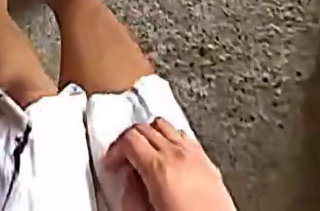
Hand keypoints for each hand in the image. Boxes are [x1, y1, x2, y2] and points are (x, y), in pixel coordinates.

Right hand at [104, 120, 236, 210]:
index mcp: (158, 168)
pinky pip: (184, 136)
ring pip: (163, 125)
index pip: (128, 139)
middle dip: (129, 141)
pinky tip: (170, 155)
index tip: (111, 162)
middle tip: (125, 158)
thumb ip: (134, 194)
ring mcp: (193, 154)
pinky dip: (171, 139)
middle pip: (143, 128)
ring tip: (147, 152)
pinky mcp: (208, 161)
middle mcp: (175, 153)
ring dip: (150, 135)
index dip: (115, 149)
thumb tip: (127, 180)